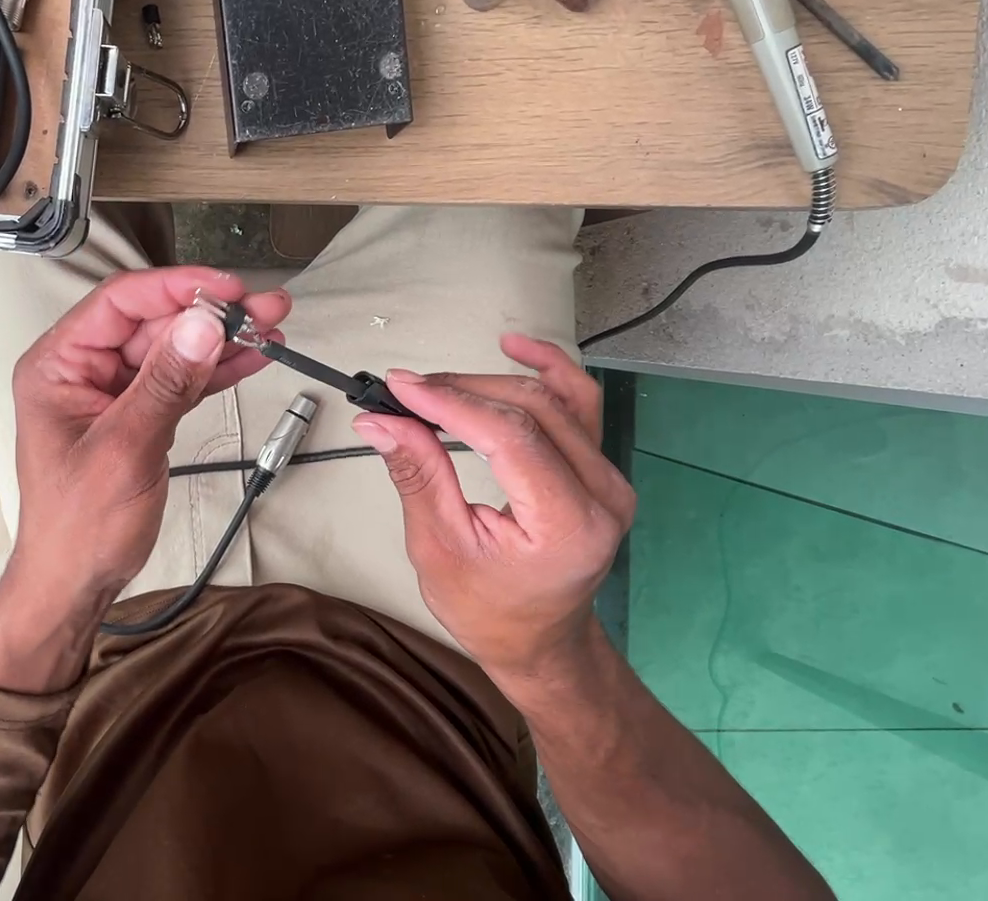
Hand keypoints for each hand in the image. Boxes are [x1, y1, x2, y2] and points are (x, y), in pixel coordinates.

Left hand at [8, 268, 290, 595]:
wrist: (76, 581)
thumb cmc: (79, 525)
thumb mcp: (124, 449)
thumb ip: (164, 384)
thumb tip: (202, 325)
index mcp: (58, 364)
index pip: (119, 303)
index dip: (175, 288)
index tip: (227, 290)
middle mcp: (83, 368)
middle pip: (152, 322)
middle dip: (209, 313)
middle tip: (265, 306)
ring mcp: (112, 390)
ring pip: (172, 348)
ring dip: (221, 339)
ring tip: (272, 327)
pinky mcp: (139, 412)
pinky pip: (180, 380)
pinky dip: (215, 370)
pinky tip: (251, 358)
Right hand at [350, 334, 634, 684]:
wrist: (538, 641)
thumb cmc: (488, 609)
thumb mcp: (438, 547)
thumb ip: (417, 475)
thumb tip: (380, 420)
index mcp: (567, 524)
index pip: (510, 437)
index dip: (450, 403)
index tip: (398, 388)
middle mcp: (602, 493)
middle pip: (532, 408)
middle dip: (460, 390)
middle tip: (403, 392)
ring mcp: (607, 476)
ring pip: (553, 398)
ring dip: (489, 380)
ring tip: (435, 384)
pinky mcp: (599, 467)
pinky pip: (578, 403)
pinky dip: (546, 369)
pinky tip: (515, 347)